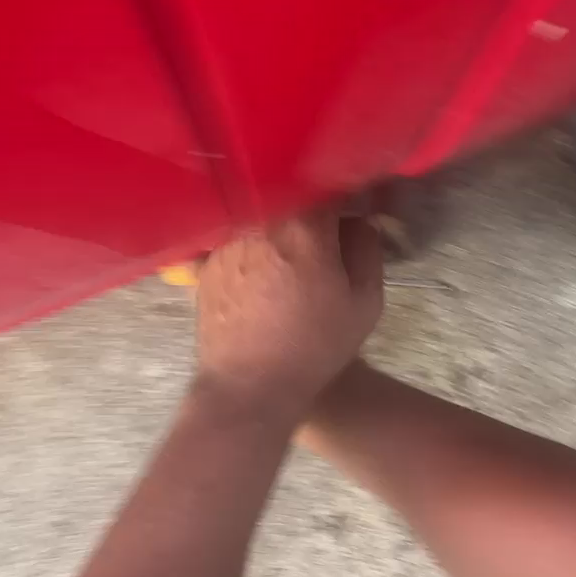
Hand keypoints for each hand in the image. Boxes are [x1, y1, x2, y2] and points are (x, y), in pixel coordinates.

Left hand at [192, 210, 383, 422]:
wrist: (249, 386)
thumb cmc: (314, 346)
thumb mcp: (365, 303)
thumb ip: (368, 250)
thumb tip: (359, 223)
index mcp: (304, 227)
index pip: (331, 190)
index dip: (346, 202)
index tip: (353, 218)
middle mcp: (260, 222)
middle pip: (293, 200)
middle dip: (312, 215)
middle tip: (324, 243)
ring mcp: (228, 241)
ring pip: (263, 220)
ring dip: (280, 233)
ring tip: (291, 264)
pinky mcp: (207, 262)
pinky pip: (239, 242)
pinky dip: (255, 251)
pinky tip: (263, 279)